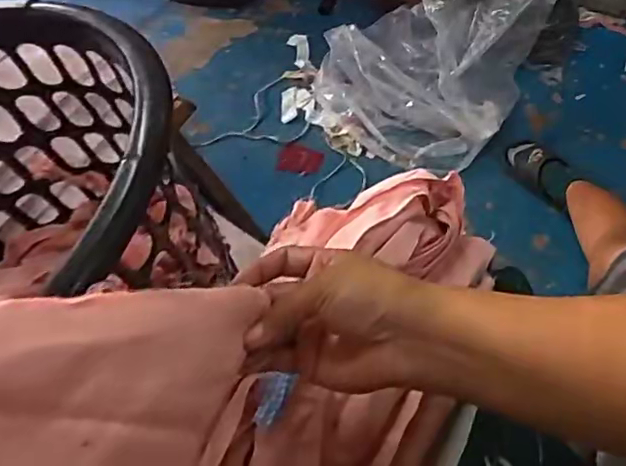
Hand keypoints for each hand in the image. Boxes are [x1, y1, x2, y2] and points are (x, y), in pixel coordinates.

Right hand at [237, 246, 434, 393]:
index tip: (231, 289)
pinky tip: (238, 364)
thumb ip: (285, 307)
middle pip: (273, 297)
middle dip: (250, 309)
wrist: (404, 337)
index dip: (258, 271)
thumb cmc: (368, 294)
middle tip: (220, 324)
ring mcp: (310, 328)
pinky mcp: (310, 361)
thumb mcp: (325, 284)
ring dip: (251, 337)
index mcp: (320, 263)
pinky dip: (259, 361)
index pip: (282, 261)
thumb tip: (249, 336)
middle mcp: (312, 294)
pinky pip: (279, 359)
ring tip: (223, 346)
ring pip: (272, 330)